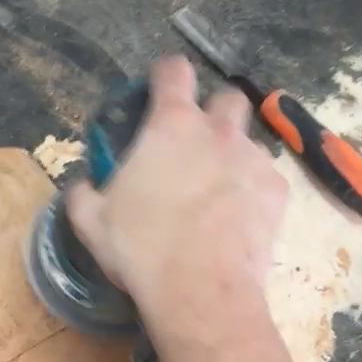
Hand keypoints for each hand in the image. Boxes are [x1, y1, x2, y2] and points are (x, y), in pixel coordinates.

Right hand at [65, 56, 285, 324]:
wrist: (200, 290)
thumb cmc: (140, 249)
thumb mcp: (91, 223)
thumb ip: (84, 193)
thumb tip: (85, 184)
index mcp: (171, 126)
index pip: (173, 70)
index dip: (165, 75)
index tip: (159, 89)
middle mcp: (218, 131)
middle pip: (226, 97)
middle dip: (212, 112)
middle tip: (194, 146)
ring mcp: (254, 159)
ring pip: (249, 142)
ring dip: (233, 157)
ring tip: (216, 195)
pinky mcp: (277, 191)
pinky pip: (264, 179)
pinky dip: (251, 193)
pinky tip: (236, 222)